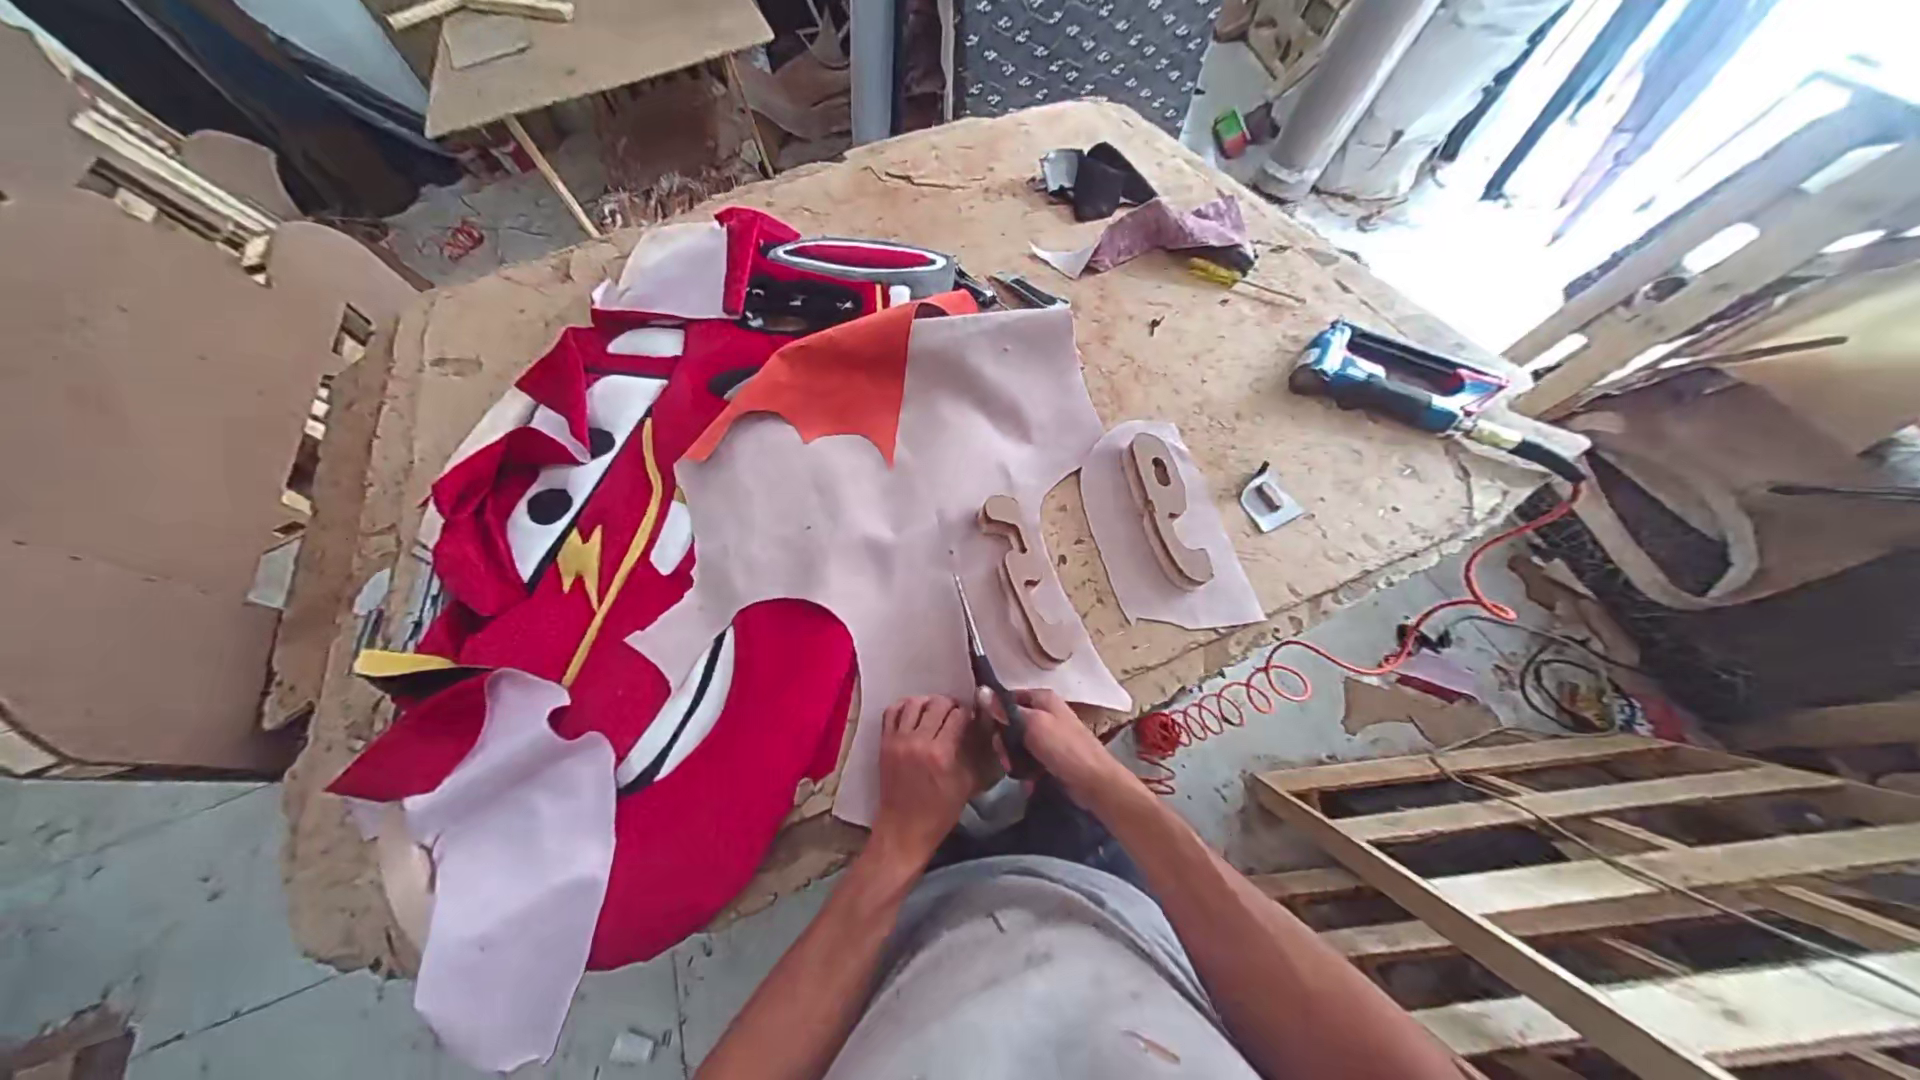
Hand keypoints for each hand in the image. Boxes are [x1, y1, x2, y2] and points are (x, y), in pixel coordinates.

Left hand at [868, 695, 980, 869]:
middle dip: (950, 705)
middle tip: (954, 714)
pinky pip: (891, 712)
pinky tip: (913, 713)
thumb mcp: (966, 784)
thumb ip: (973, 753)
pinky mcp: (884, 743)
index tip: (970, 719)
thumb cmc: (940, 812)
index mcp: (941, 753)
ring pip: (914, 702)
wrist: (904, 829)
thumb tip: (980, 727)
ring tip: (934, 712)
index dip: (967, 713)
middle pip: (937, 704)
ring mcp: (898, 740)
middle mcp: (918, 741)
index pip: (958, 715)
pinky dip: (903, 707)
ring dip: (928, 703)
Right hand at [975, 687, 1137, 807]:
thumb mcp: (1033, 724)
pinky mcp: (1052, 756)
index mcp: (1043, 698)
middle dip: (1004, 740)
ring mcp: (1050, 735)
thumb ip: (1007, 710)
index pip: (1009, 697)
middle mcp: (1046, 712)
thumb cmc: (1064, 748)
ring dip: (1013, 757)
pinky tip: (1026, 780)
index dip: (996, 710)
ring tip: (1014, 771)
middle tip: (1004, 756)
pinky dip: (1025, 768)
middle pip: (1012, 722)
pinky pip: (1029, 758)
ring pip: (1018, 742)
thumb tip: (981, 691)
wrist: (1094, 782)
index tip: (986, 727)